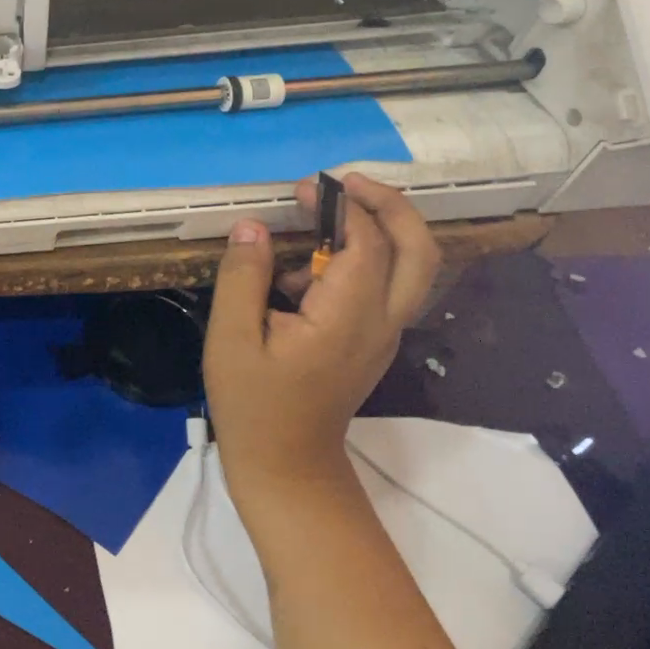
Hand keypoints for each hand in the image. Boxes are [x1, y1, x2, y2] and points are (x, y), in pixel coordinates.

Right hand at [203, 174, 440, 495]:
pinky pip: (382, 287)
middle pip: (419, 251)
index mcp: (347, 318)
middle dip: (390, 206)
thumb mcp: (230, 338)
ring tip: (310, 225)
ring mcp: (384, 334)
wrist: (286, 464)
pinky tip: (297, 277)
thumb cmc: (253, 403)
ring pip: (408, 268)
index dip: (341, 206)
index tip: (301, 189)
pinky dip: (354, 262)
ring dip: (373, 232)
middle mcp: (382, 322)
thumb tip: (252, 226)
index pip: (367, 244)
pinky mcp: (372, 341)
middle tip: (347, 183)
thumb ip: (242, 278)